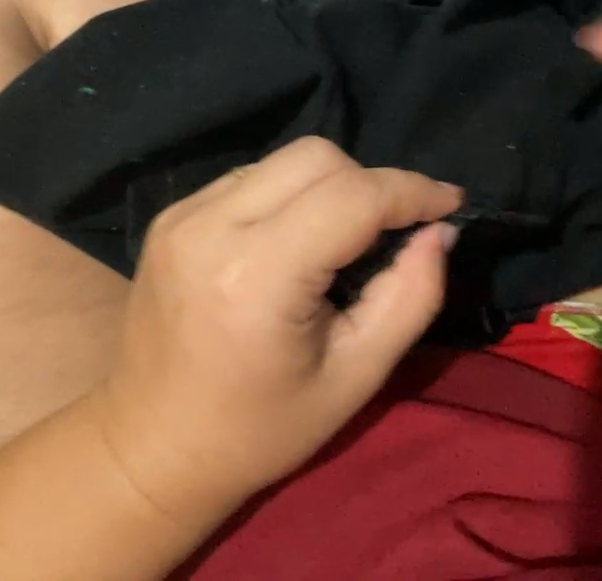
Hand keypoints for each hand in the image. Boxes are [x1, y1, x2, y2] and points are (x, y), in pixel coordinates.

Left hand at [92, 137, 460, 522]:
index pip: (352, 197)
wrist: (151, 444)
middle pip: (315, 157)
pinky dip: (286, 194)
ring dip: (327, 185)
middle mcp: (212, 226)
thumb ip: (409, 297)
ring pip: (281, 160)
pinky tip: (290, 240)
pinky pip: (248, 178)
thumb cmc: (259, 429)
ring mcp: (182, 214)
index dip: (411, 191)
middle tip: (391, 231)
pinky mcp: (169, 214)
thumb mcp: (355, 377)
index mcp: (258, 275)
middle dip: (368, 183)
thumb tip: (438, 231)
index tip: (449, 203)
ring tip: (340, 240)